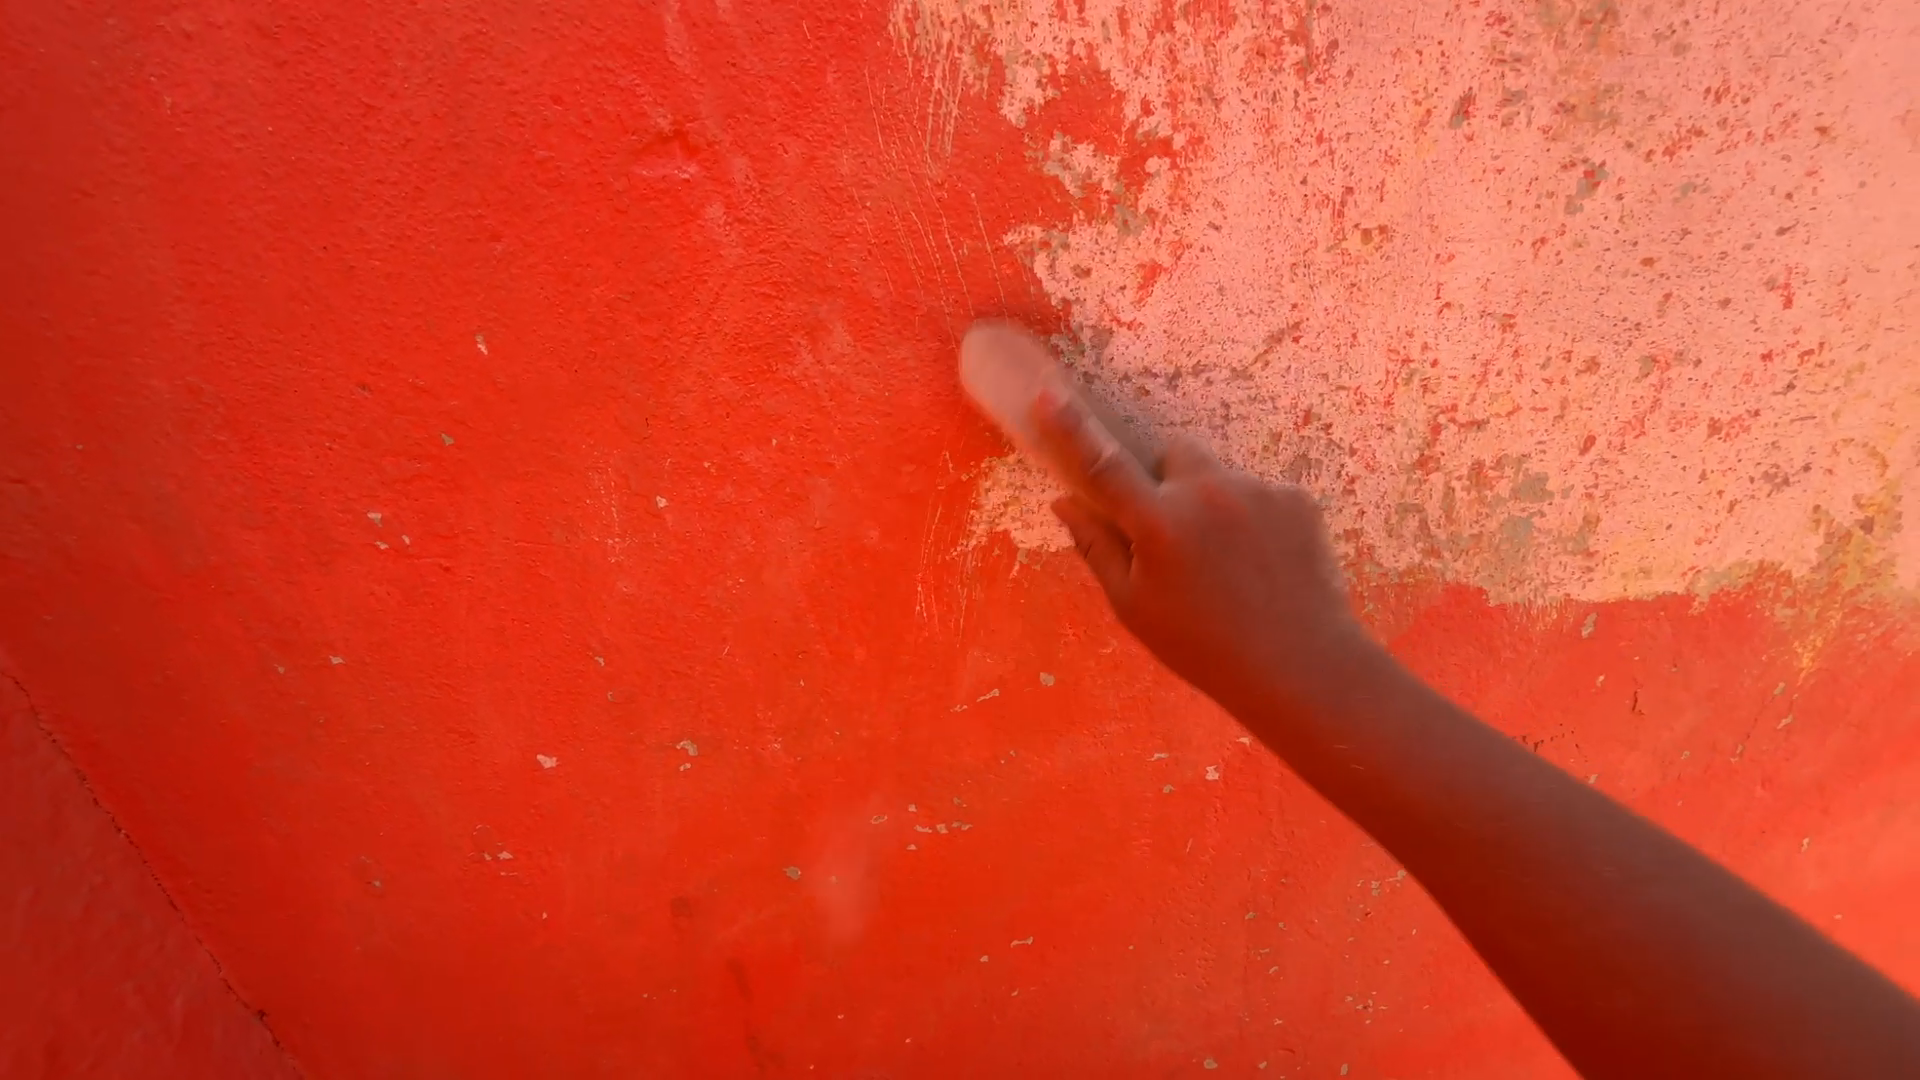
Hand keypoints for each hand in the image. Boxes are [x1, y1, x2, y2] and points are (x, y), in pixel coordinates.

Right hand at [1034, 389, 1380, 713]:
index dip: (1072, 428)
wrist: (1300, 665)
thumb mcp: (1133, 606)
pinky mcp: (1296, 497)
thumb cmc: (1200, 645)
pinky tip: (1259, 559)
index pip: (1103, 465)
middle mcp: (1207, 493)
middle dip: (1163, 476)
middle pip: (1171, 452)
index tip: (1048, 395)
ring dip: (1207, 499)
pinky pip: (1256, 490)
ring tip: (1225, 556)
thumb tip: (1064, 502)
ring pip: (1216, 474)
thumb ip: (1096, 547)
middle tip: (1170, 526)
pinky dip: (1247, 514)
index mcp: (1159, 524)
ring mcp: (1257, 491)